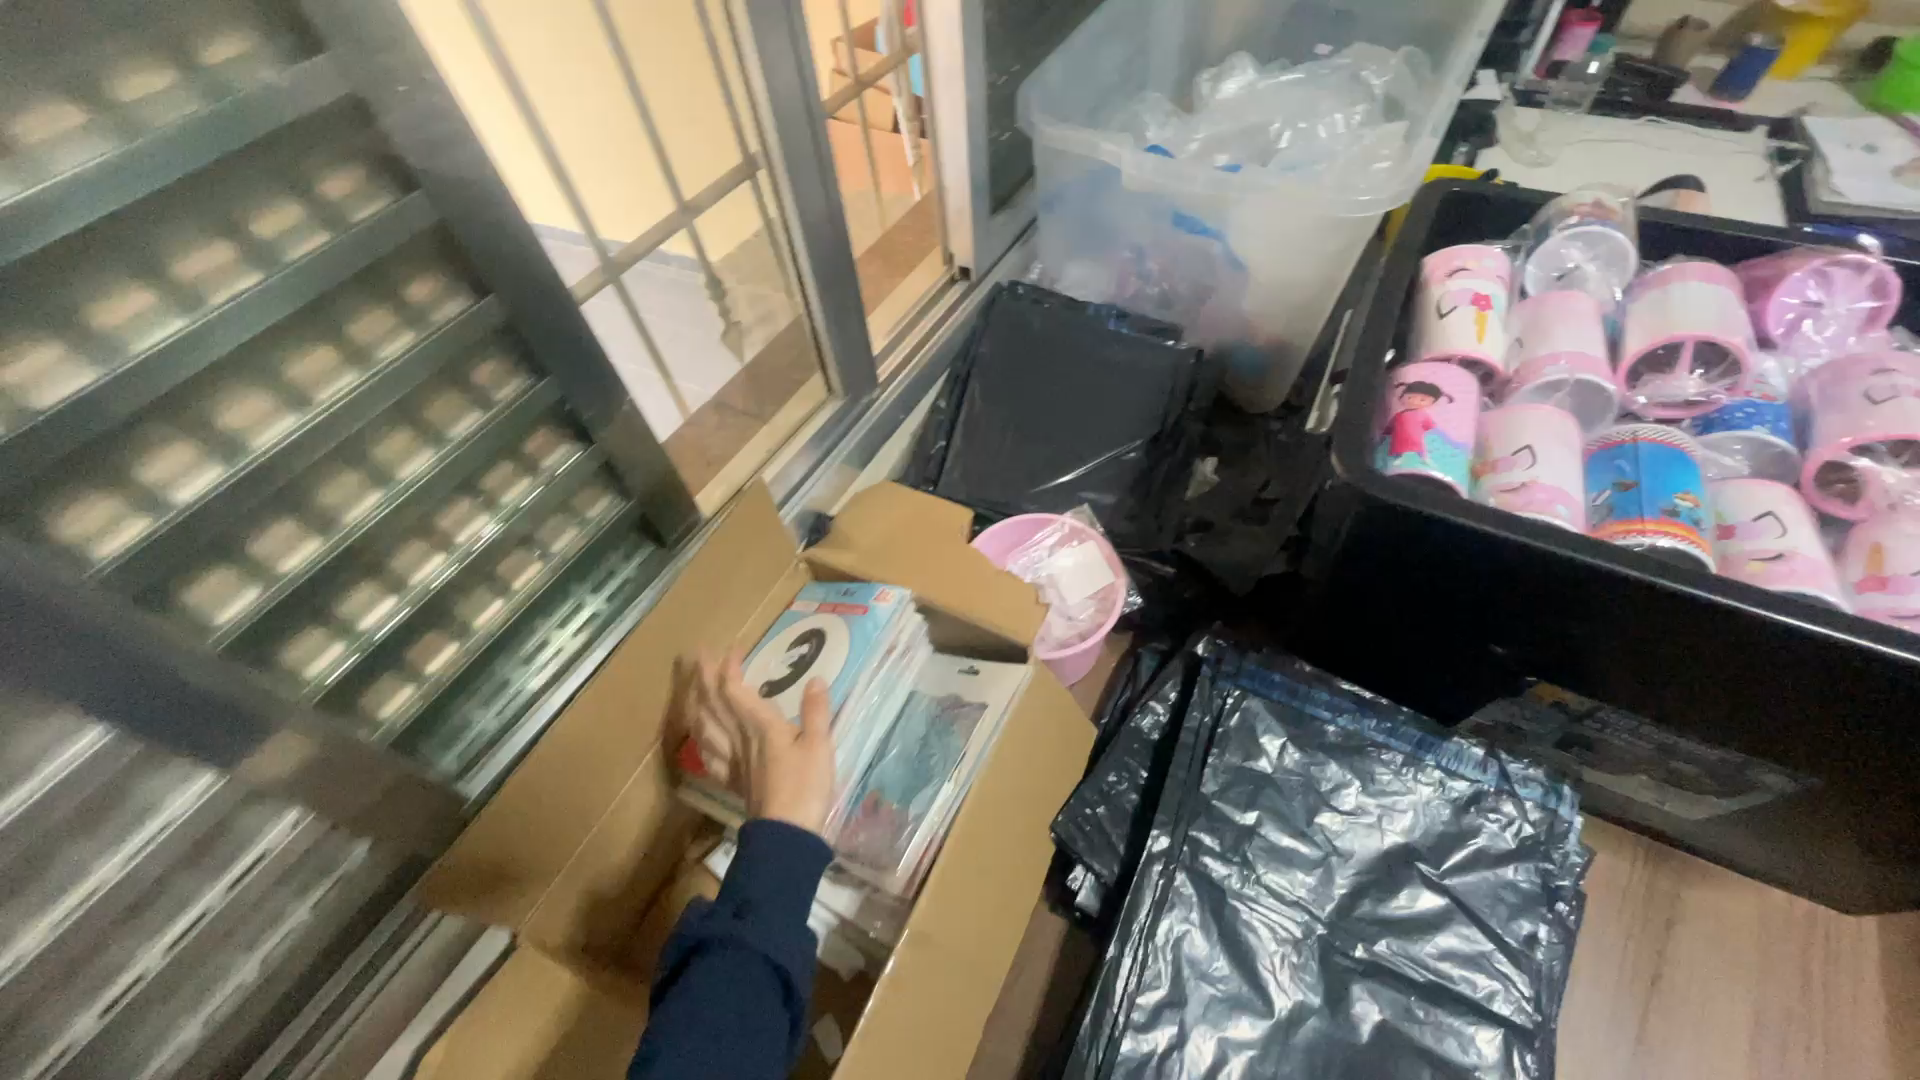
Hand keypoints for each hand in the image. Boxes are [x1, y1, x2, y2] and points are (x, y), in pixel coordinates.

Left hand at [681, 648, 835, 835]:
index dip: (728, 667)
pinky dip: (699, 737)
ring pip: (703, 726)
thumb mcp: (820, 745)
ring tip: (689, 686)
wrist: (785, 835)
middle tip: (696, 655)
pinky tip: (699, 733)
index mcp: (760, 725)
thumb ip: (817, 711)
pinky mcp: (731, 779)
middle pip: (711, 703)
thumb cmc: (806, 787)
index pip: (734, 689)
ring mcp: (730, 760)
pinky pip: (707, 753)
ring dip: (694, 702)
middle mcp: (738, 738)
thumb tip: (816, 679)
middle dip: (702, 676)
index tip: (732, 648)